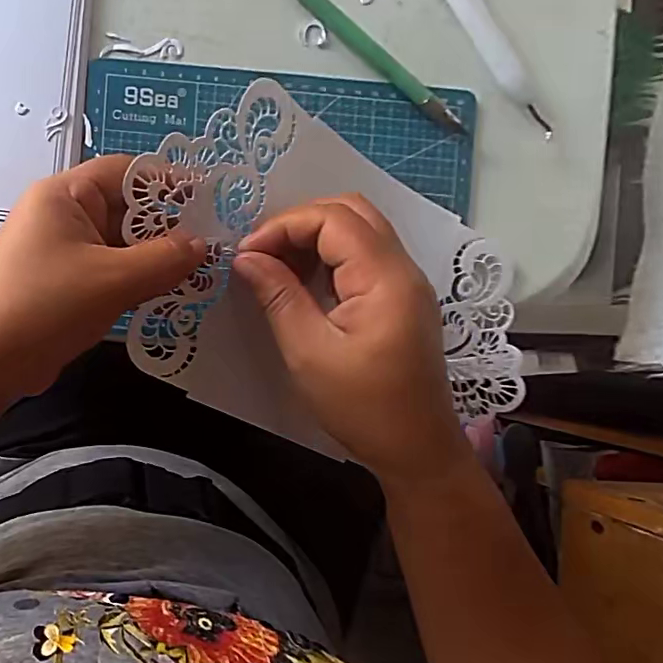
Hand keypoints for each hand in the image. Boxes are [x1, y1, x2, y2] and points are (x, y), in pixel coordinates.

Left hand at [0, 155, 204, 398]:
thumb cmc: (45, 307)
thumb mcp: (113, 279)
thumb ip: (165, 258)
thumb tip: (201, 245)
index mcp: (64, 195)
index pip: (126, 172)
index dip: (169, 183)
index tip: (209, 203)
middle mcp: (60, 215)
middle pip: (124, 208)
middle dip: (167, 228)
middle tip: (212, 247)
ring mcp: (60, 251)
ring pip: (119, 244)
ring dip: (154, 258)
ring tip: (199, 274)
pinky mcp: (62, 283)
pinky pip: (108, 271)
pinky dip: (135, 280)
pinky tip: (168, 296)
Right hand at [231, 195, 466, 484]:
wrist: (416, 450)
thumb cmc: (362, 406)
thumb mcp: (308, 352)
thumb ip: (278, 296)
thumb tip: (245, 257)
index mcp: (385, 279)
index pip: (333, 219)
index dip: (284, 226)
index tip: (247, 255)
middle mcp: (402, 269)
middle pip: (351, 211)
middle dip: (298, 222)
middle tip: (260, 252)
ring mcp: (405, 282)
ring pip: (357, 229)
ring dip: (312, 236)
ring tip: (273, 264)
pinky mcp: (399, 298)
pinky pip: (362, 255)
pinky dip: (326, 254)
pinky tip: (299, 280)